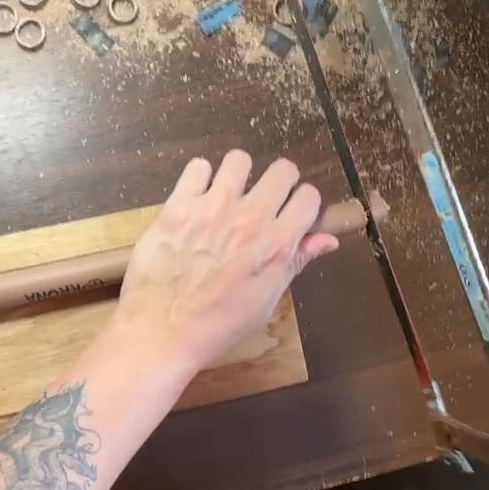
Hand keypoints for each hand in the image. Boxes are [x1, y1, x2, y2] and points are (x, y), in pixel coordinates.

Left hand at [110, 151, 338, 376]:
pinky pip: (197, 167)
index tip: (290, 213)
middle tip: (262, 199)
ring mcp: (212, 208)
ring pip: (239, 160)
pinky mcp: (178, 205)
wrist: (162, 329)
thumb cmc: (216, 324)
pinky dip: (199, 178)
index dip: (302, 203)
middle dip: (278, 182)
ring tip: (226, 194)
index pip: (309, 197)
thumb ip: (295, 262)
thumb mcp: (265, 300)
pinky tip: (196, 197)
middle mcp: (250, 219)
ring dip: (237, 175)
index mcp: (277, 245)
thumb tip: (326, 240)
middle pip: (282, 170)